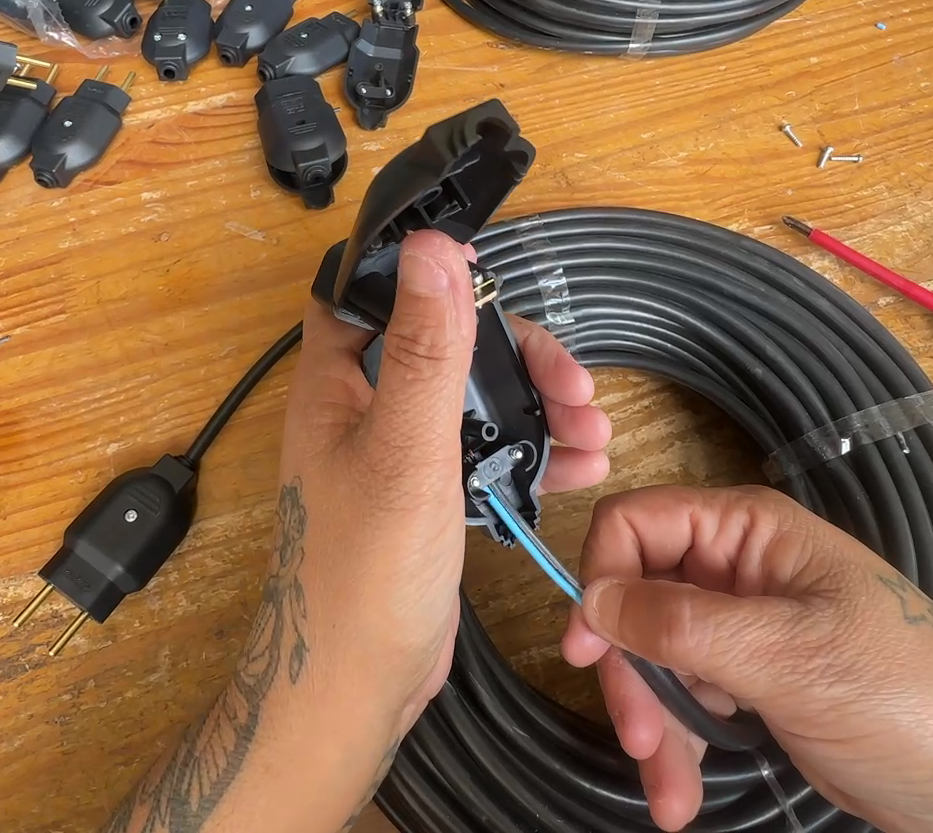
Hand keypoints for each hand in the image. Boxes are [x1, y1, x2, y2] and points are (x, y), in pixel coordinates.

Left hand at [280, 230, 610, 736]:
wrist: (359, 685)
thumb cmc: (368, 568)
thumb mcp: (406, 449)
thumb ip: (426, 349)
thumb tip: (433, 247)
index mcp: (336, 381)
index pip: (375, 293)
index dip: (426, 272)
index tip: (490, 274)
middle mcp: (363, 405)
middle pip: (445, 343)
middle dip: (515, 355)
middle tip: (577, 382)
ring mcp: (399, 449)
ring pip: (474, 396)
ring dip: (535, 402)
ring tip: (595, 428)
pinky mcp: (428, 489)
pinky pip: (483, 447)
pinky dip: (529, 448)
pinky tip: (581, 464)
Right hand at [561, 485, 932, 832]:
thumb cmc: (907, 700)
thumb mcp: (789, 658)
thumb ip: (680, 623)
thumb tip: (590, 600)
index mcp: (744, 530)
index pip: (635, 524)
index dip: (600, 575)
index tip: (586, 647)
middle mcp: (733, 565)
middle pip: (637, 596)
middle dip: (632, 670)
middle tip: (638, 738)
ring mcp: (740, 624)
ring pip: (654, 653)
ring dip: (653, 720)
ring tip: (668, 790)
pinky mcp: (749, 677)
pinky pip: (686, 695)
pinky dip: (678, 743)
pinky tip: (682, 795)